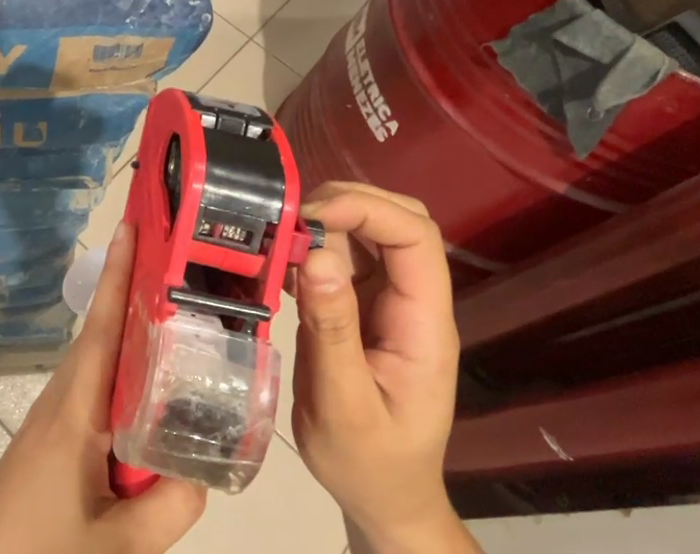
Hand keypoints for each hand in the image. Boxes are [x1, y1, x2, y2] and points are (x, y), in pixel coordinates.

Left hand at [0, 221, 206, 553]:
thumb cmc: (44, 548)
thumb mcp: (123, 542)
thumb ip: (173, 505)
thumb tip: (204, 470)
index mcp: (76, 410)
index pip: (103, 329)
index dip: (118, 277)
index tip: (131, 230)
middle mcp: (62, 400)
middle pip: (102, 337)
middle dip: (133, 297)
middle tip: (180, 271)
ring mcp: (53, 418)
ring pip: (98, 366)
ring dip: (130, 339)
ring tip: (176, 323)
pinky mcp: (50, 439)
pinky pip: (93, 393)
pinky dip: (122, 380)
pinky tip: (148, 398)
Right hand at [292, 182, 474, 552]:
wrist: (381, 497)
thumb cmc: (369, 462)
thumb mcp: (344, 405)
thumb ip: (332, 330)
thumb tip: (316, 255)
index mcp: (423, 323)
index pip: (414, 237)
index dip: (365, 210)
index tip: (307, 217)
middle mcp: (410, 302)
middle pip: (398, 220)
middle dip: (346, 203)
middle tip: (288, 217)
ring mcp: (385, 303)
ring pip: (367, 232)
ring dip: (323, 221)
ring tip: (275, 236)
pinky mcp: (358, 308)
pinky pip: (339, 257)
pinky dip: (308, 246)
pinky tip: (278, 261)